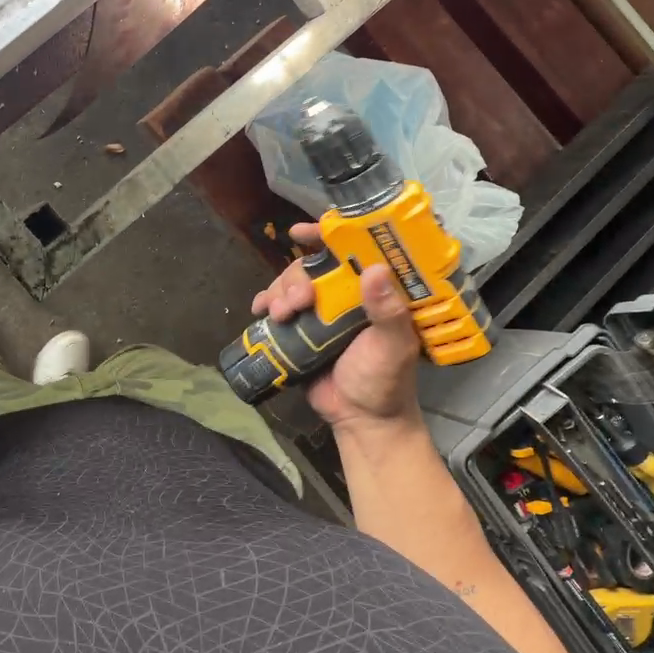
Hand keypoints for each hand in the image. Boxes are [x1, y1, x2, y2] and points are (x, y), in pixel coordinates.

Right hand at [248, 223, 422, 431]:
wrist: (360, 420)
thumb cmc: (385, 381)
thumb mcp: (393, 346)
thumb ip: (387, 311)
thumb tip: (375, 270)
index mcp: (372, 293)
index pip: (349, 251)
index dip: (326, 235)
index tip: (301, 232)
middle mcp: (344, 295)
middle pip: (310, 267)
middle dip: (296, 277)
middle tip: (297, 302)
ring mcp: (319, 312)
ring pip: (289, 283)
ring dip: (279, 292)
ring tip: (280, 315)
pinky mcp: (299, 329)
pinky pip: (275, 305)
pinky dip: (265, 303)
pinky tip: (260, 311)